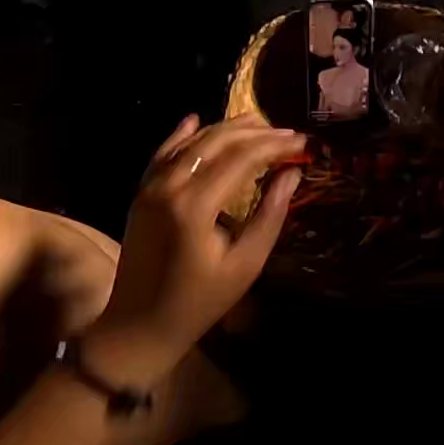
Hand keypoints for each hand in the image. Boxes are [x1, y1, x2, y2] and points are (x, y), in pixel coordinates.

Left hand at [84, 115, 304, 385]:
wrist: (140, 325)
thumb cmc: (201, 301)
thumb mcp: (245, 263)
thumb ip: (270, 214)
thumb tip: (293, 174)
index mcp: (195, 206)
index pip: (243, 158)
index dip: (276, 146)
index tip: (303, 143)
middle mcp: (168, 187)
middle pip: (217, 142)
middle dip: (256, 133)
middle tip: (288, 133)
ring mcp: (149, 188)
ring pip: (191, 144)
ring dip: (225, 130)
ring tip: (258, 123)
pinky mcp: (140, 194)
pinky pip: (162, 154)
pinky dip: (181, 135)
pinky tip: (196, 120)